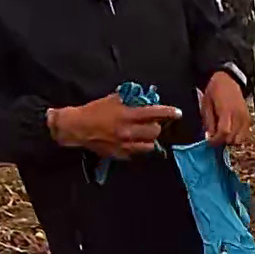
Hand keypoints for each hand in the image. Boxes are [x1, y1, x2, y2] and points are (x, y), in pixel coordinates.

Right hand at [51, 93, 179, 159]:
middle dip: (156, 126)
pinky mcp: (122, 155)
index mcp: (126, 115)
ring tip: (142, 134)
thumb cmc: (94, 111)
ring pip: (150, 145)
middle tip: (151, 124)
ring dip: (149, 139)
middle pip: (155, 131)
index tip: (177, 113)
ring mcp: (125, 145)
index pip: (153, 113)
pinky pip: (138, 153)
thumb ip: (130, 100)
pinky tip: (133, 141)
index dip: (168, 113)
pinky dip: (139, 147)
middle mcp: (128, 131)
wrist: (77, 128)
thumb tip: (145, 98)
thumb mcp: (112, 100)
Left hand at [201, 71, 250, 146]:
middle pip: (232, 138)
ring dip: (230, 140)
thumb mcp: (206, 104)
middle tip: (215, 137)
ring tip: (223, 134)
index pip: (224, 132)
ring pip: (240, 139)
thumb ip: (208, 122)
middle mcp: (238, 115)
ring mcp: (245, 118)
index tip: (209, 142)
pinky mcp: (249, 120)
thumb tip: (209, 138)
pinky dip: (237, 137)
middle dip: (222, 141)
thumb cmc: (214, 91)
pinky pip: (245, 135)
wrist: (228, 80)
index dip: (216, 140)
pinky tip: (231, 132)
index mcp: (226, 110)